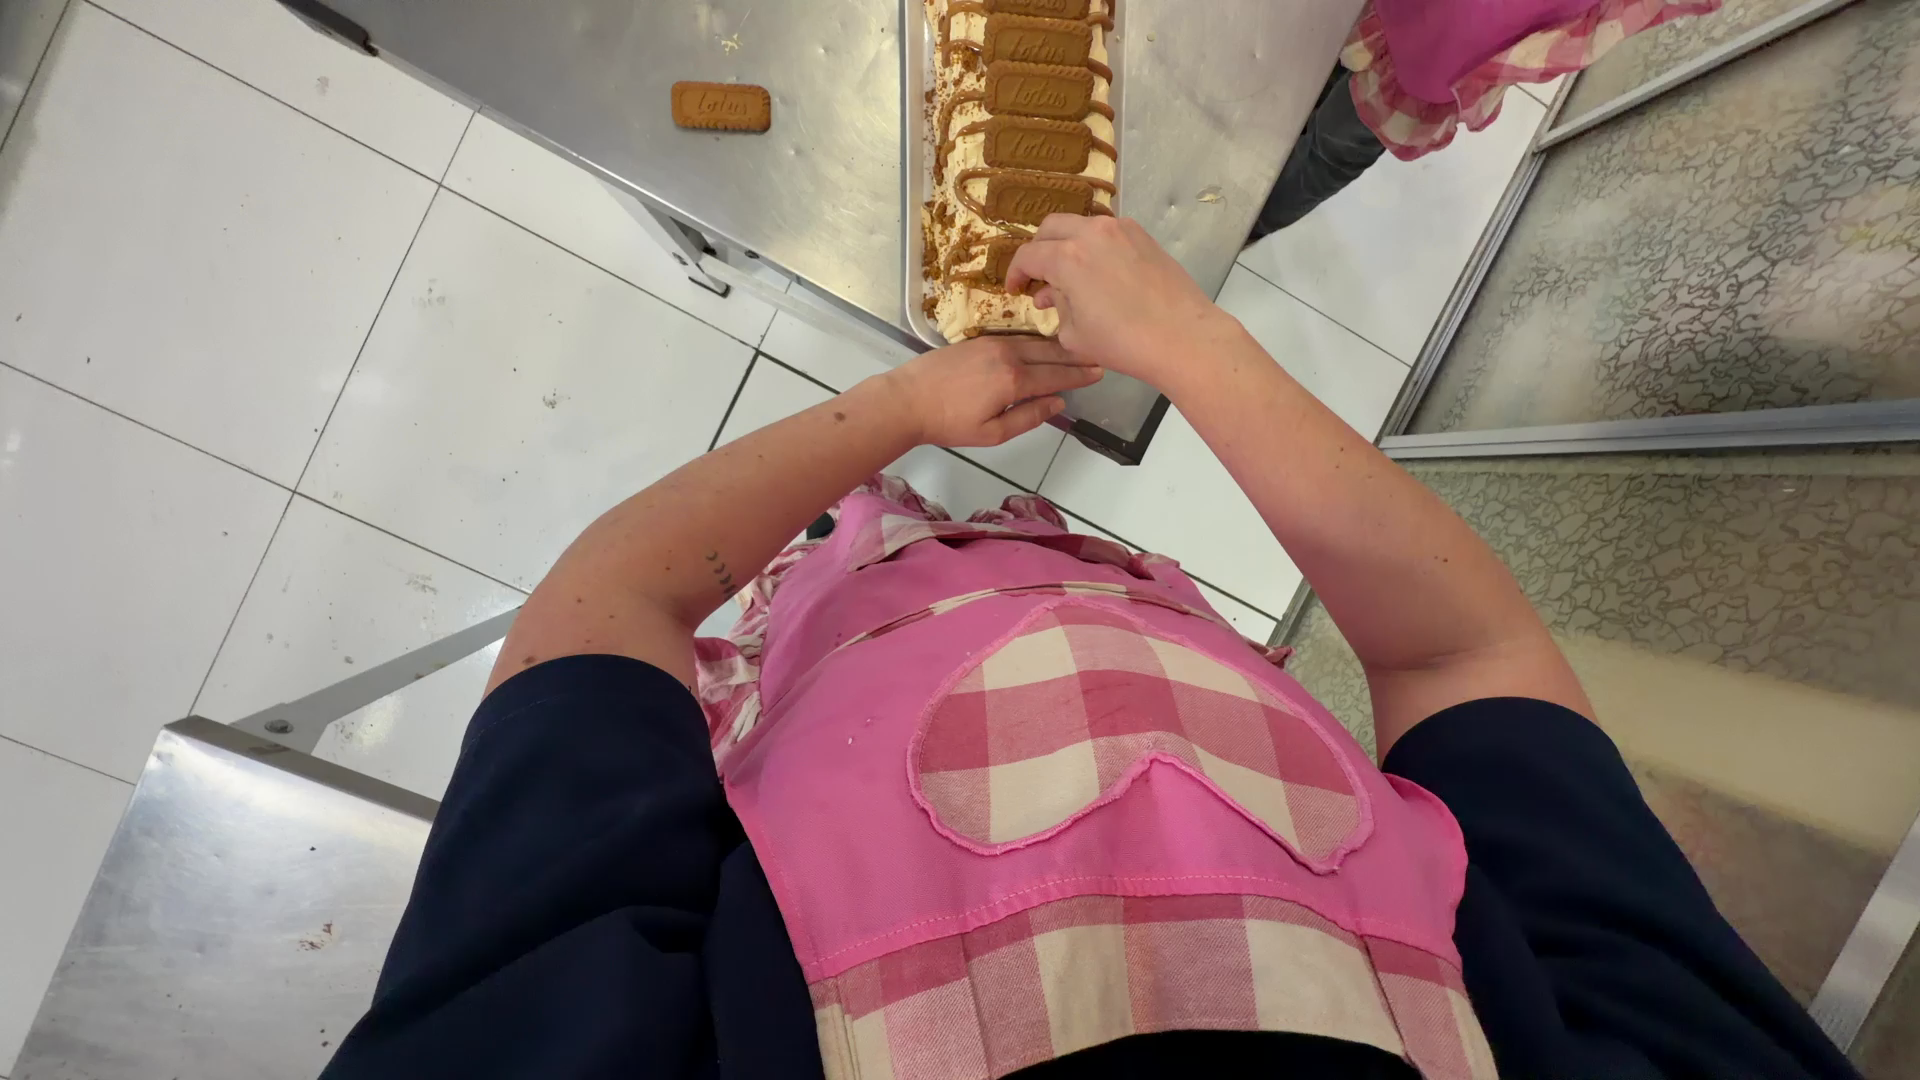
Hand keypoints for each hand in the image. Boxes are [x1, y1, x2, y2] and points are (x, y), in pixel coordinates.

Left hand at [879, 335, 1102, 447]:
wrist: (906, 400)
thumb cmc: (948, 424)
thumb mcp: (992, 434)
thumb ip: (1028, 418)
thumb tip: (1058, 404)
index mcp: (1013, 380)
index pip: (1056, 375)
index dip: (1080, 375)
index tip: (1100, 372)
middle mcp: (1007, 355)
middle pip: (1050, 353)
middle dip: (1075, 356)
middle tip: (1097, 357)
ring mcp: (992, 343)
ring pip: (1034, 343)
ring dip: (1057, 347)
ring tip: (1076, 350)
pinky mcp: (978, 340)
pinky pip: (1017, 339)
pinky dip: (1035, 343)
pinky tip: (1042, 347)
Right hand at [1005, 215, 1239, 385]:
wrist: (1181, 337)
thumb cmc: (1123, 343)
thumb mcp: (1075, 334)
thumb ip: (1056, 308)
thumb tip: (1050, 295)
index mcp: (1067, 258)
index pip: (1028, 255)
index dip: (1015, 272)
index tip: (1015, 289)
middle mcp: (1092, 233)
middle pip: (1051, 228)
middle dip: (1038, 250)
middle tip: (1038, 276)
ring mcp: (1121, 229)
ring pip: (1080, 225)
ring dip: (1067, 245)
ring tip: (1069, 277)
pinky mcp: (1142, 236)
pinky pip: (1106, 232)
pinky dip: (1093, 246)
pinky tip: (1098, 274)